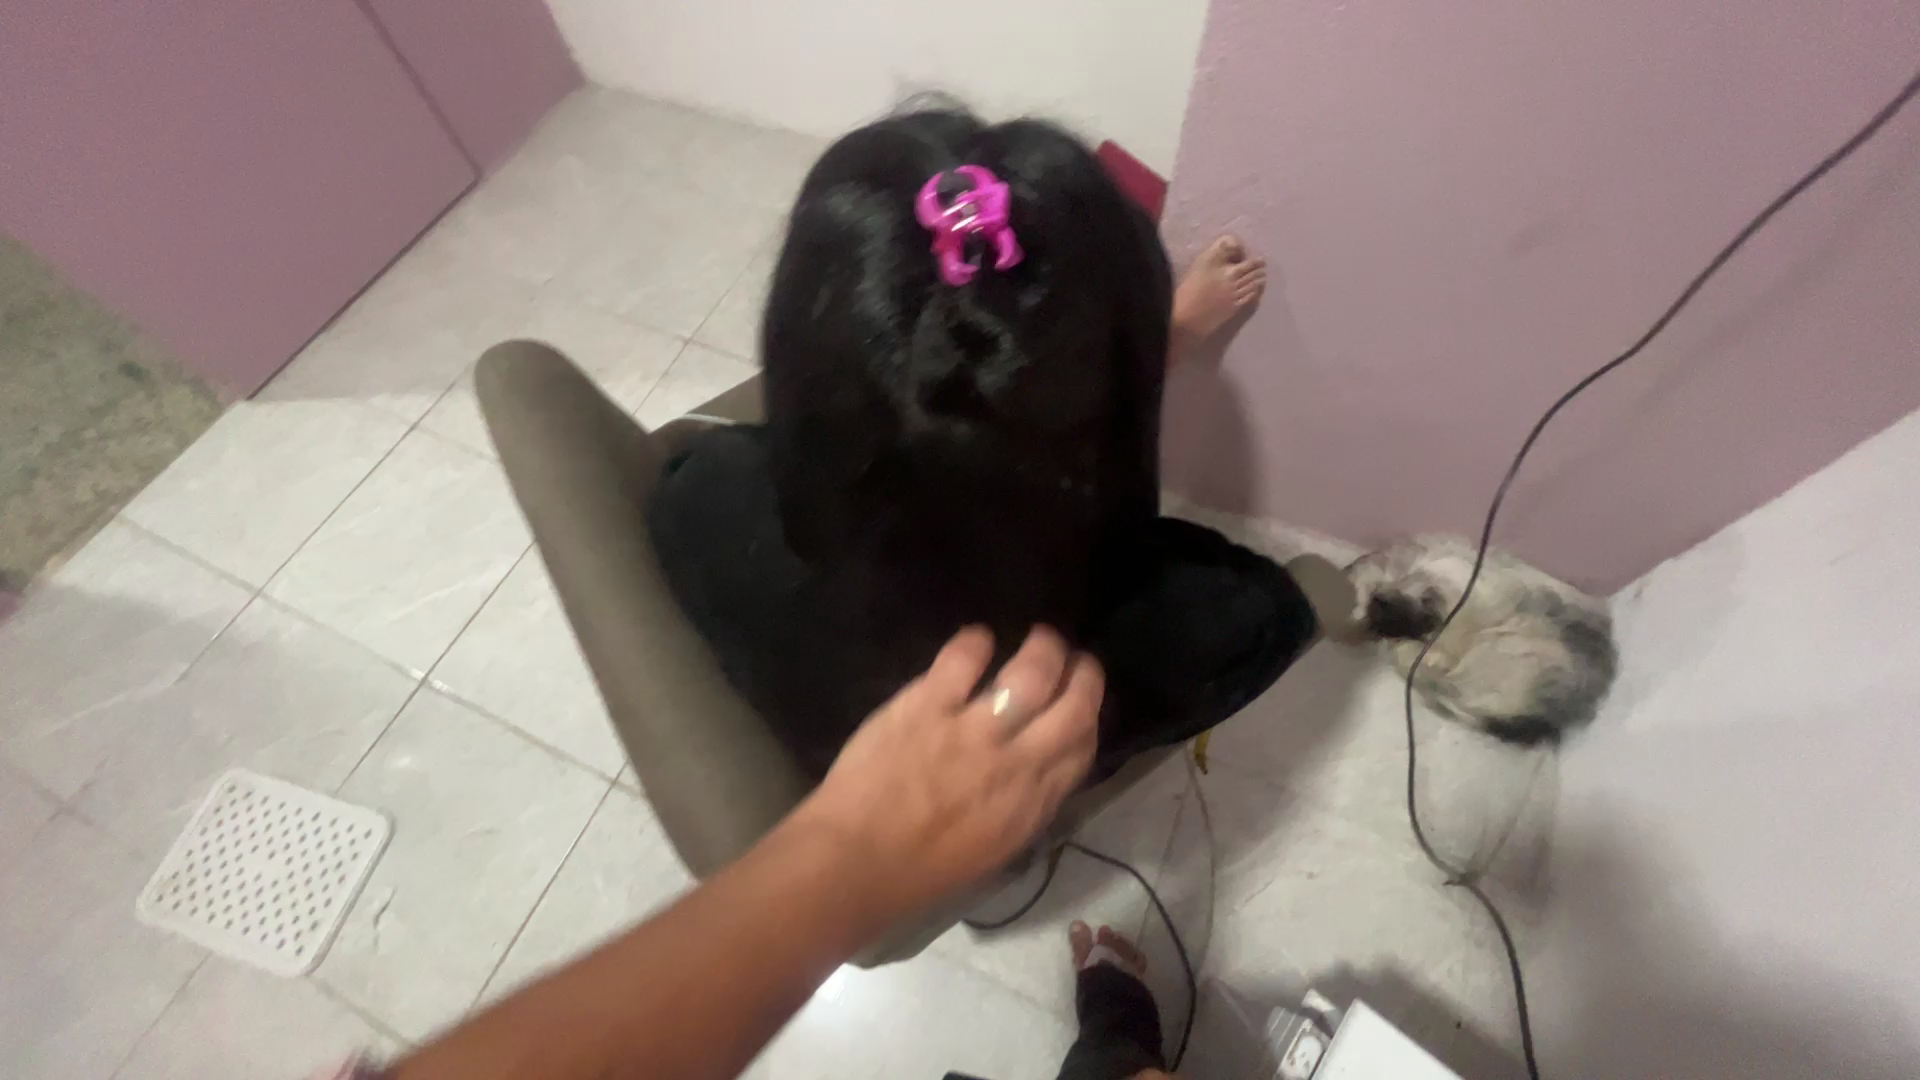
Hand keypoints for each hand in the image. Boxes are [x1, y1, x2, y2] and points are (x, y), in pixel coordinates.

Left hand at [786, 626, 1103, 919]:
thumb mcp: (994, 846)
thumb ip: (1024, 801)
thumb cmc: (920, 867)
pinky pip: (964, 659)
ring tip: (1040, 637)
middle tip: (1073, 658)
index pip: (1082, 746)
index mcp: (1031, 804)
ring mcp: (972, 732)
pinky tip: (977, 640)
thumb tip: (1038, 759)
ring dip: (1043, 648)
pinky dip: (976, 642)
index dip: (1089, 713)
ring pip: (1031, 674)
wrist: (854, 863)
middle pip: (1074, 705)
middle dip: (1083, 673)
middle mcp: (1014, 764)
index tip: (1079, 697)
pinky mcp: (927, 706)